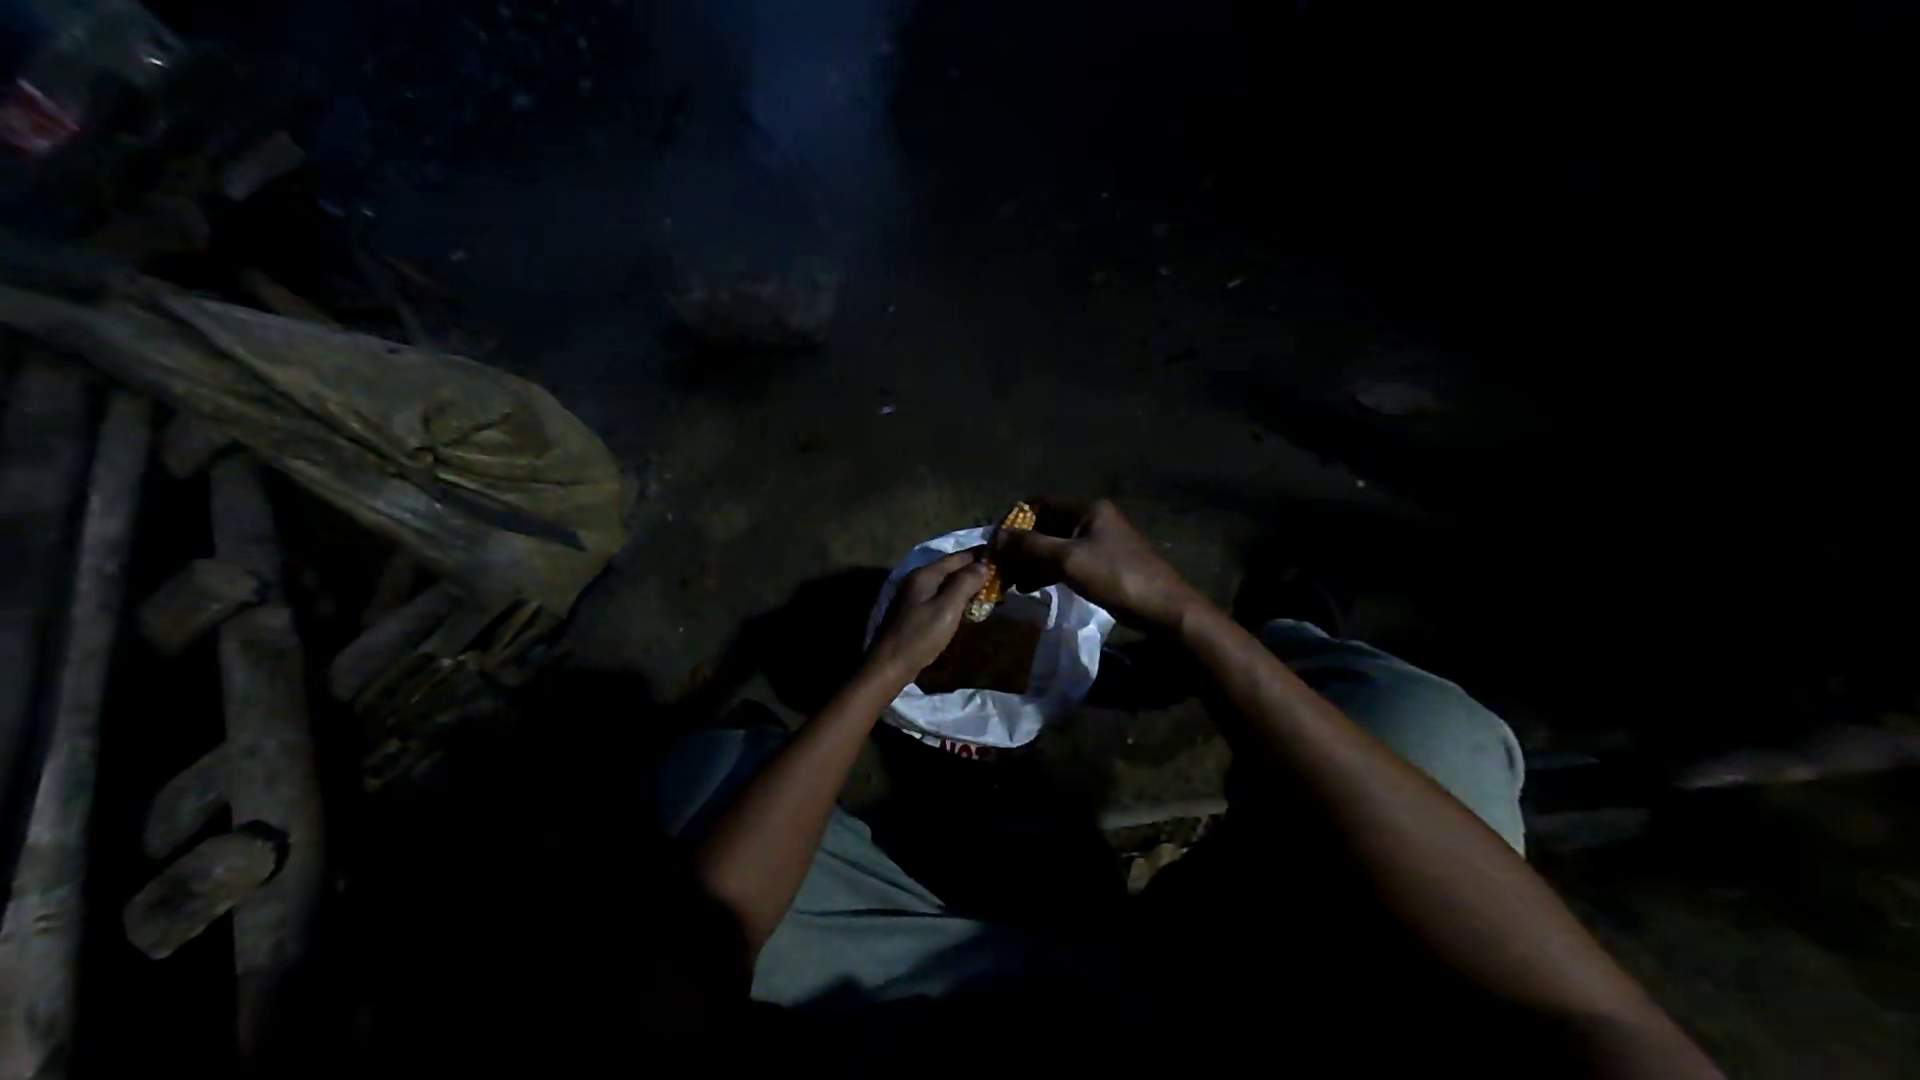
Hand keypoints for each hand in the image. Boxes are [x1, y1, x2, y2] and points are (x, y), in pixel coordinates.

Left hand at [866, 548, 989, 679]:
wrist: (890, 665)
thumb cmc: (920, 636)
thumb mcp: (947, 608)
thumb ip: (965, 583)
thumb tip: (983, 565)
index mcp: (925, 574)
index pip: (958, 556)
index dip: (979, 554)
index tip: (1001, 553)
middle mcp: (917, 579)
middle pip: (951, 568)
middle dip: (974, 569)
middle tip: (1000, 574)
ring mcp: (913, 596)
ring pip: (946, 583)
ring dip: (966, 584)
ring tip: (988, 589)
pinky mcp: (914, 611)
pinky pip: (940, 597)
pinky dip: (956, 597)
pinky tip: (967, 606)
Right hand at [992, 499, 1205, 629]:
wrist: (1162, 607)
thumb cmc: (1116, 576)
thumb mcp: (1068, 560)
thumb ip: (1031, 546)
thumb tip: (997, 536)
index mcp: (1087, 509)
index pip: (1041, 504)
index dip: (1016, 520)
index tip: (996, 541)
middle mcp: (1092, 519)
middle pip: (1046, 526)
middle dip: (1021, 545)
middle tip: (1000, 565)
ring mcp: (1097, 542)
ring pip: (1054, 546)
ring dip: (1031, 561)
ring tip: (1010, 581)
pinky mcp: (1100, 564)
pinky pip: (1065, 562)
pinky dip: (1046, 572)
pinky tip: (1029, 587)